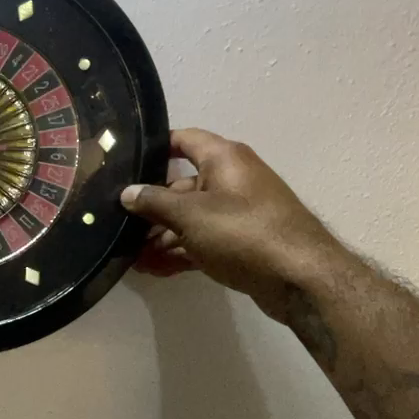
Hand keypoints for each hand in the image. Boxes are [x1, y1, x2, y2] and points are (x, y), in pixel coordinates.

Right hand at [120, 128, 348, 318]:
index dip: (154, 148)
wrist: (301, 279)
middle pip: (180, 186)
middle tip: (117, 225)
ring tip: (130, 257)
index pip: (183, 140)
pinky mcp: (242, 241)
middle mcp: (232, 179)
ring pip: (190, 217)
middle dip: (150, 208)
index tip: (123, 163)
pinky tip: (154, 270)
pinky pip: (203, 240)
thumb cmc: (243, 232)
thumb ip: (153, 202)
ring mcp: (238, 212)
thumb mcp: (190, 215)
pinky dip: (180, 251)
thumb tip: (127, 193)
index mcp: (224, 159)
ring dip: (160, 236)